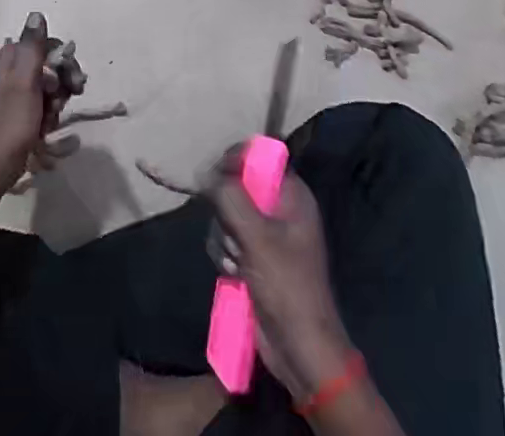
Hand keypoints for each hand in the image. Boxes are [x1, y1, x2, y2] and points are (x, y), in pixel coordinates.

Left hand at [0, 13, 62, 190]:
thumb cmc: (12, 122)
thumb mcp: (24, 82)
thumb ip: (32, 47)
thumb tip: (36, 14)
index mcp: (13, 58)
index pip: (49, 44)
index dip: (63, 61)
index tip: (70, 79)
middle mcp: (16, 70)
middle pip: (54, 64)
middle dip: (64, 83)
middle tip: (67, 98)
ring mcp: (21, 91)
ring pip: (54, 85)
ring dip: (58, 101)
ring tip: (50, 118)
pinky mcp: (26, 109)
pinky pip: (49, 103)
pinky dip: (52, 113)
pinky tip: (46, 126)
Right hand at [210, 169, 353, 399]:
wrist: (299, 346)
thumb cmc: (286, 285)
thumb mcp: (256, 236)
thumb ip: (230, 198)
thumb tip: (205, 171)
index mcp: (292, 195)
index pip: (259, 158)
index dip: (236, 161)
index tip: (216, 177)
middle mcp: (280, 209)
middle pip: (237, 187)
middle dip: (226, 211)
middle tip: (234, 233)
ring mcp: (266, 235)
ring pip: (227, 216)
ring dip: (224, 238)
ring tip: (237, 262)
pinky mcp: (254, 257)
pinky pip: (226, 240)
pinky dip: (224, 255)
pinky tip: (233, 274)